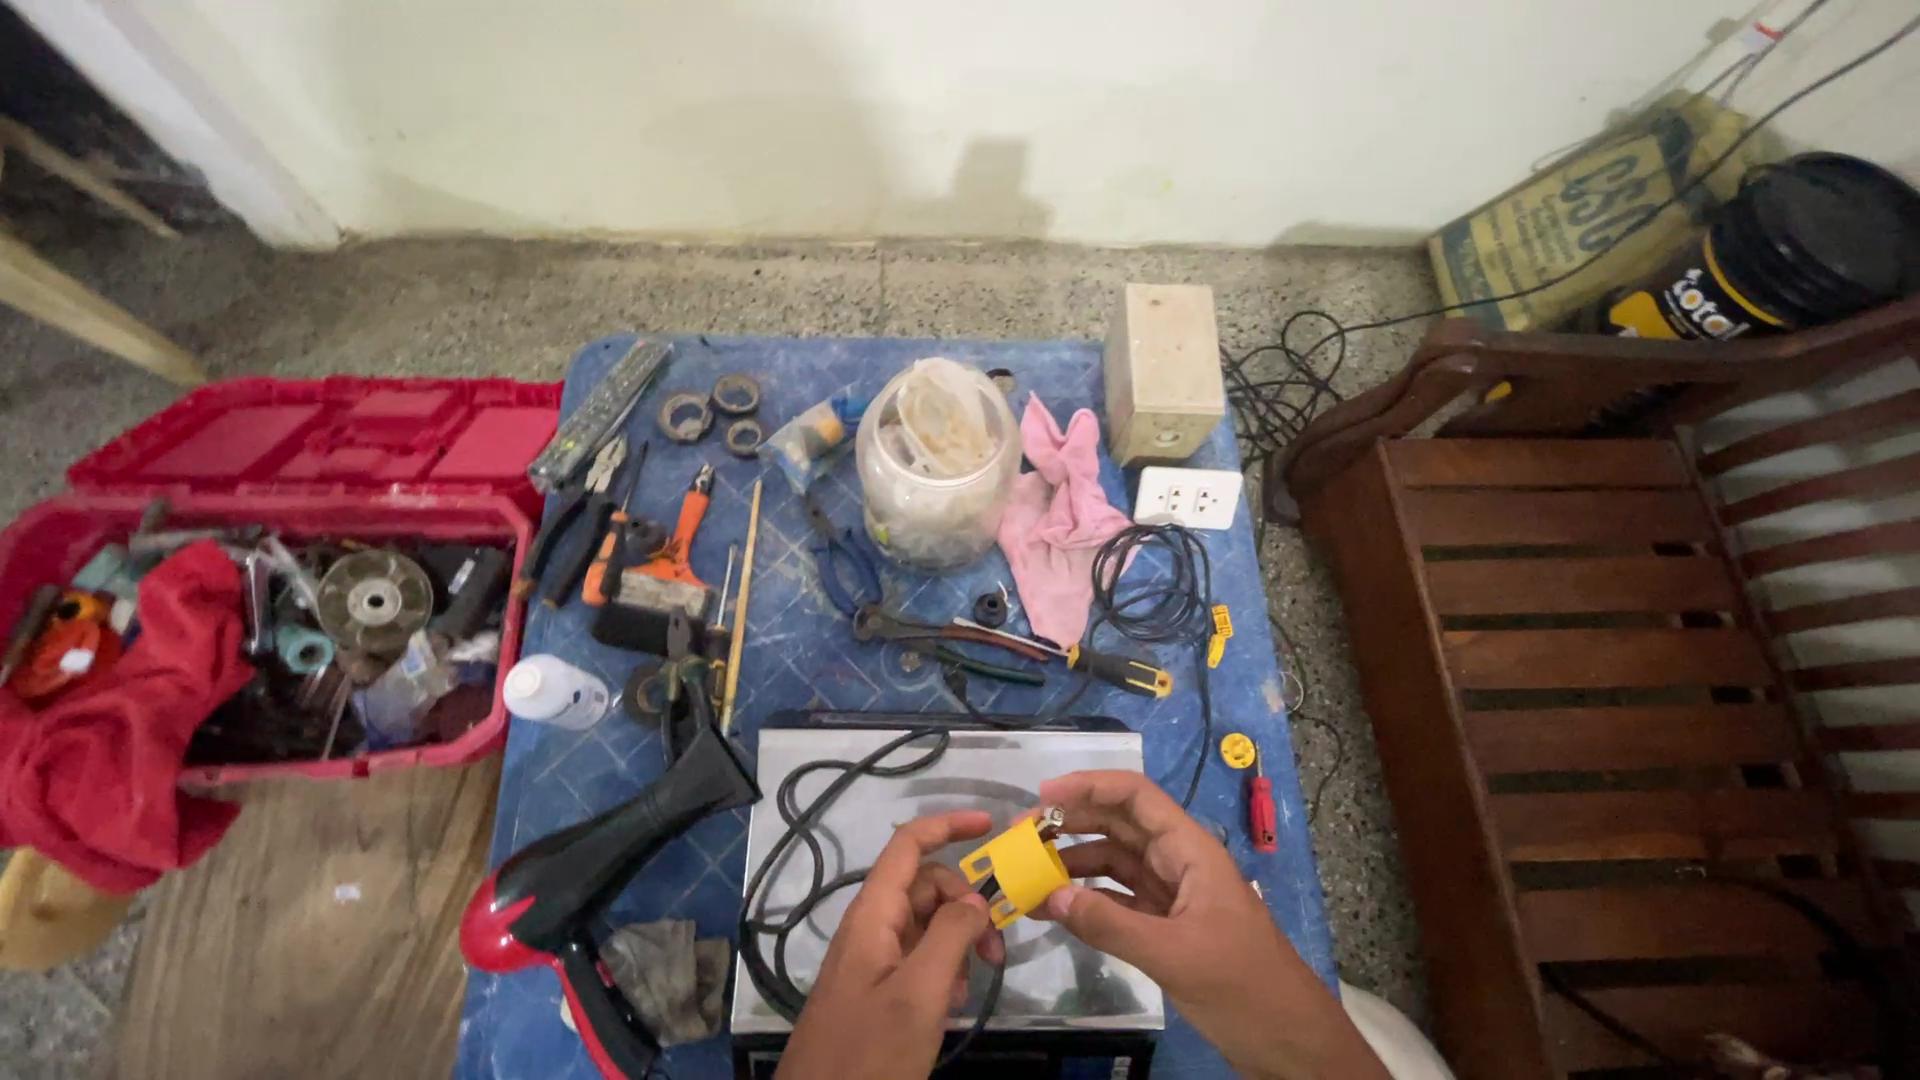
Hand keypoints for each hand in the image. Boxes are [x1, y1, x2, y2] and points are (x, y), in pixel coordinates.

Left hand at [776, 811, 1005, 1079]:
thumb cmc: (868, 1052)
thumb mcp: (919, 993)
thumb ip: (951, 936)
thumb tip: (975, 901)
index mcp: (873, 912)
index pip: (909, 844)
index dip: (947, 825)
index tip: (989, 825)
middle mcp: (872, 925)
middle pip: (926, 886)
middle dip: (965, 904)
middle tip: (995, 948)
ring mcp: (874, 957)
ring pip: (927, 923)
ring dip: (958, 941)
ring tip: (971, 984)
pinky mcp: (878, 988)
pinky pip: (919, 957)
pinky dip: (944, 969)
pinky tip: (950, 1003)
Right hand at [1033, 771, 1387, 1079]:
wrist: (1294, 1047)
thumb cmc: (1245, 987)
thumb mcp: (1175, 955)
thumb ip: (1110, 924)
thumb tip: (1049, 896)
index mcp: (1190, 850)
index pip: (1135, 796)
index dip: (1089, 786)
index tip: (1043, 795)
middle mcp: (1177, 861)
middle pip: (1118, 824)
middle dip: (1071, 823)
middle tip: (1022, 835)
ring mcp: (1172, 894)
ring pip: (1114, 862)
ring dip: (1073, 863)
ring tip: (1028, 871)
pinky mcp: (1166, 927)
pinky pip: (1118, 900)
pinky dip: (1087, 900)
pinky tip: (1055, 907)